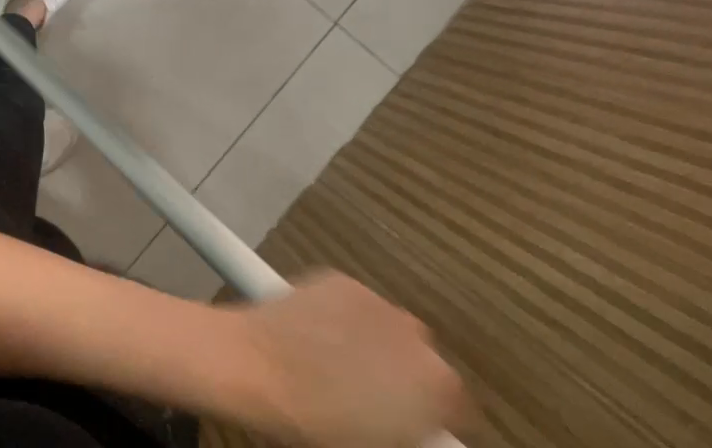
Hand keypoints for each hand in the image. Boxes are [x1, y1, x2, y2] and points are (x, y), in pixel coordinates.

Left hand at [229, 271, 468, 447]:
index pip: (455, 403)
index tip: (414, 423)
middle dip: (404, 374)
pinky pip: (355, 304)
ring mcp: (378, 301)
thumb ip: (407, 432)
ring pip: (389, 327)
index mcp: (437, 384)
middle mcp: (417, 335)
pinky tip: (318, 332)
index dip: (433, 415)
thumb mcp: (376, 444)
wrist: (256, 365)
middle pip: (423, 358)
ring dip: (376, 342)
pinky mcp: (342, 280)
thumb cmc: (317, 422)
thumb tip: (410, 423)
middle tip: (370, 392)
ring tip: (337, 359)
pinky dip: (345, 316)